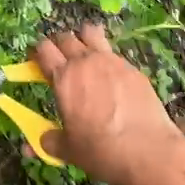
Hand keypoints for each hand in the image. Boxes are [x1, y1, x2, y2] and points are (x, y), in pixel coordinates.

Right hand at [30, 23, 184, 184]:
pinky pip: (114, 53)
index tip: (37, 61)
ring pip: (91, 32)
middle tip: (61, 61)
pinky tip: (113, 80)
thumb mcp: (70, 150)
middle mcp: (85, 61)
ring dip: (84, 39)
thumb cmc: (102, 151)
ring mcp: (111, 61)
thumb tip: (35, 145)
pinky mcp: (132, 68)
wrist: (149, 152)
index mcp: (64, 78)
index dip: (37, 53)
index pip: (43, 49)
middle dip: (59, 45)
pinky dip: (108, 59)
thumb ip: (50, 141)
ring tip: (86, 56)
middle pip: (65, 37)